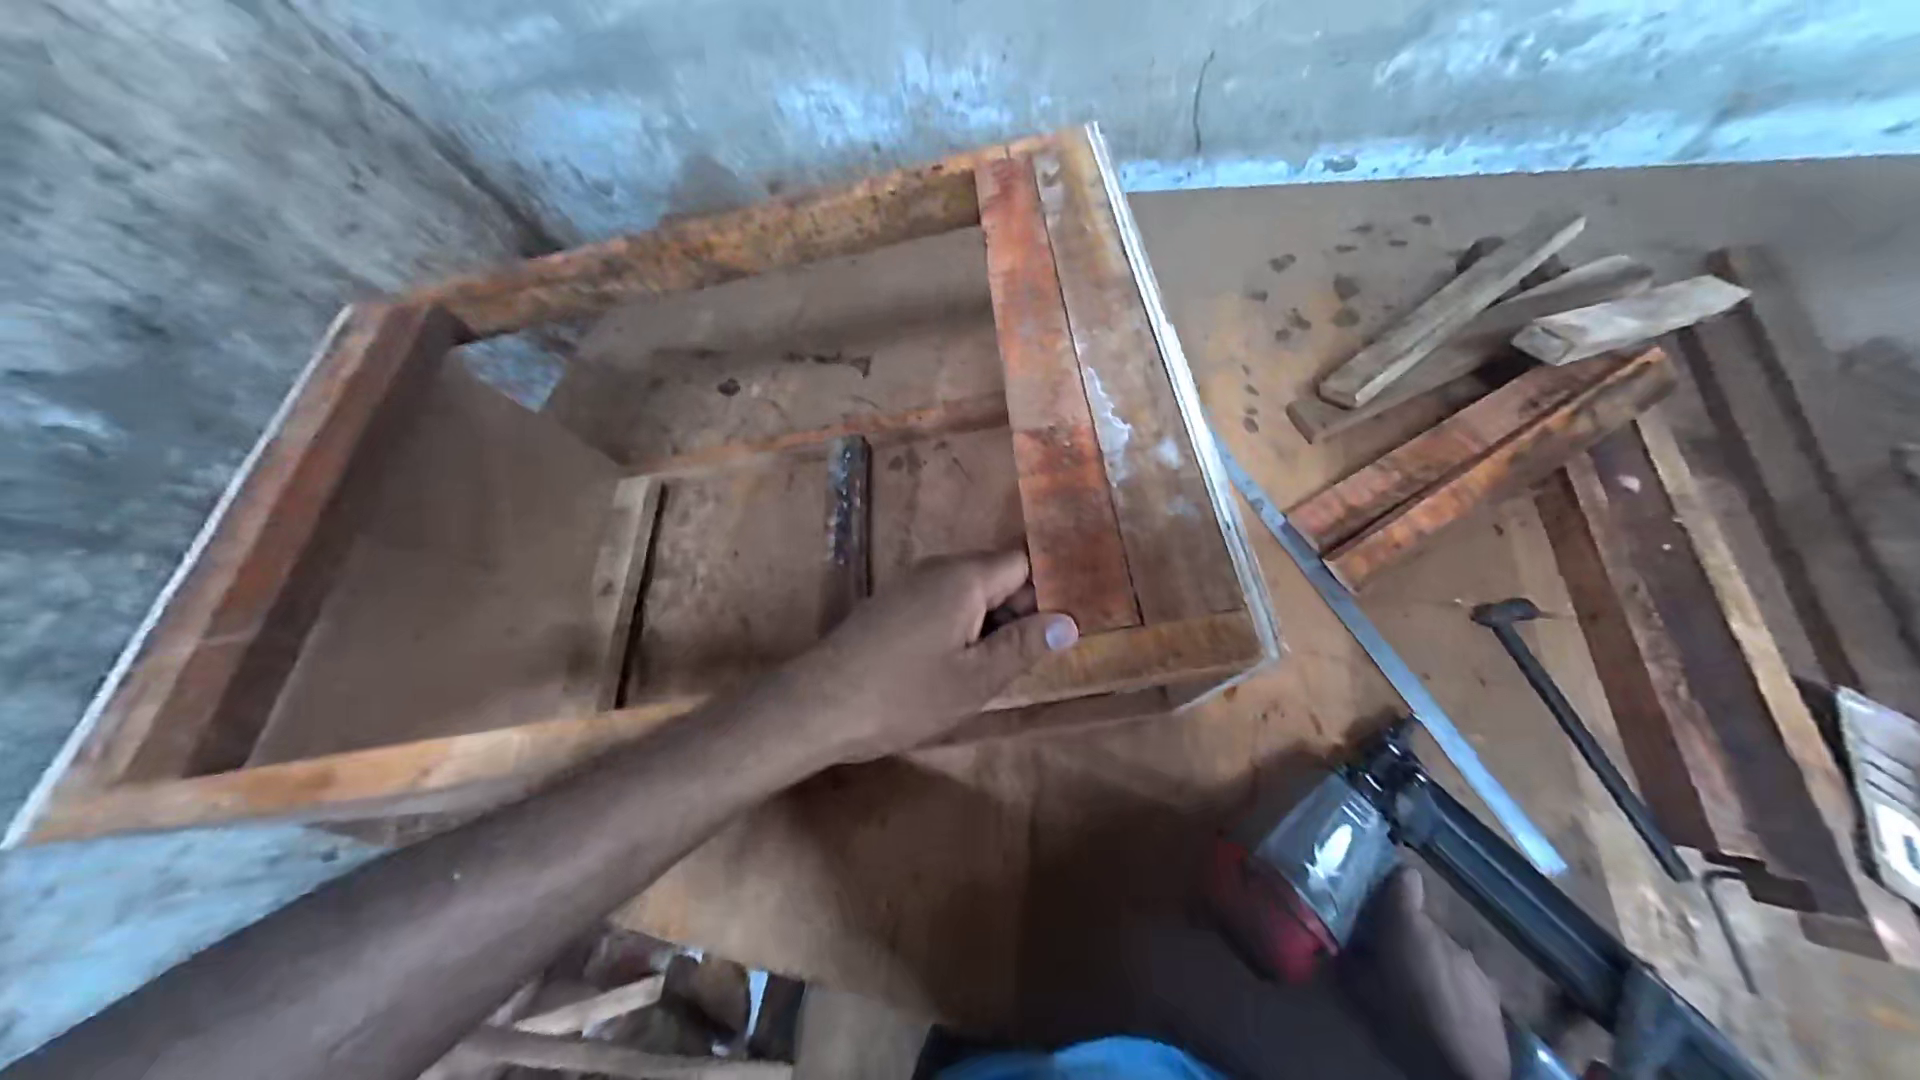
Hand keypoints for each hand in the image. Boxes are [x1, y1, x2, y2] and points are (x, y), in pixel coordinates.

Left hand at [770, 550, 1078, 763]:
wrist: (818, 706)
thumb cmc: (904, 694)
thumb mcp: (975, 678)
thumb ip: (1024, 645)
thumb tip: (1069, 620)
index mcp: (964, 577)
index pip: (1023, 563)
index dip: (1047, 592)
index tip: (1064, 626)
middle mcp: (937, 568)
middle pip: (996, 577)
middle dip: (1019, 612)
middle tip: (1032, 660)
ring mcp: (909, 586)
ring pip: (968, 594)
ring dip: (988, 626)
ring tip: (997, 671)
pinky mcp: (891, 606)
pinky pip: (941, 605)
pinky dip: (960, 629)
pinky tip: (957, 668)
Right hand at [1339, 866, 1510, 1079]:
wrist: (1468, 1072)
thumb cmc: (1406, 1020)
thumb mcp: (1361, 990)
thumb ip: (1349, 958)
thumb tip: (1337, 941)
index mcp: (1407, 924)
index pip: (1405, 877)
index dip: (1392, 881)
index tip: (1376, 896)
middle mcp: (1442, 933)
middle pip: (1418, 918)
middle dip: (1401, 932)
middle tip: (1385, 957)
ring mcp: (1470, 961)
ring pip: (1439, 946)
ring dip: (1425, 957)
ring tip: (1414, 988)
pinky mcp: (1491, 990)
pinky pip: (1459, 971)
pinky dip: (1447, 980)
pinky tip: (1441, 1008)